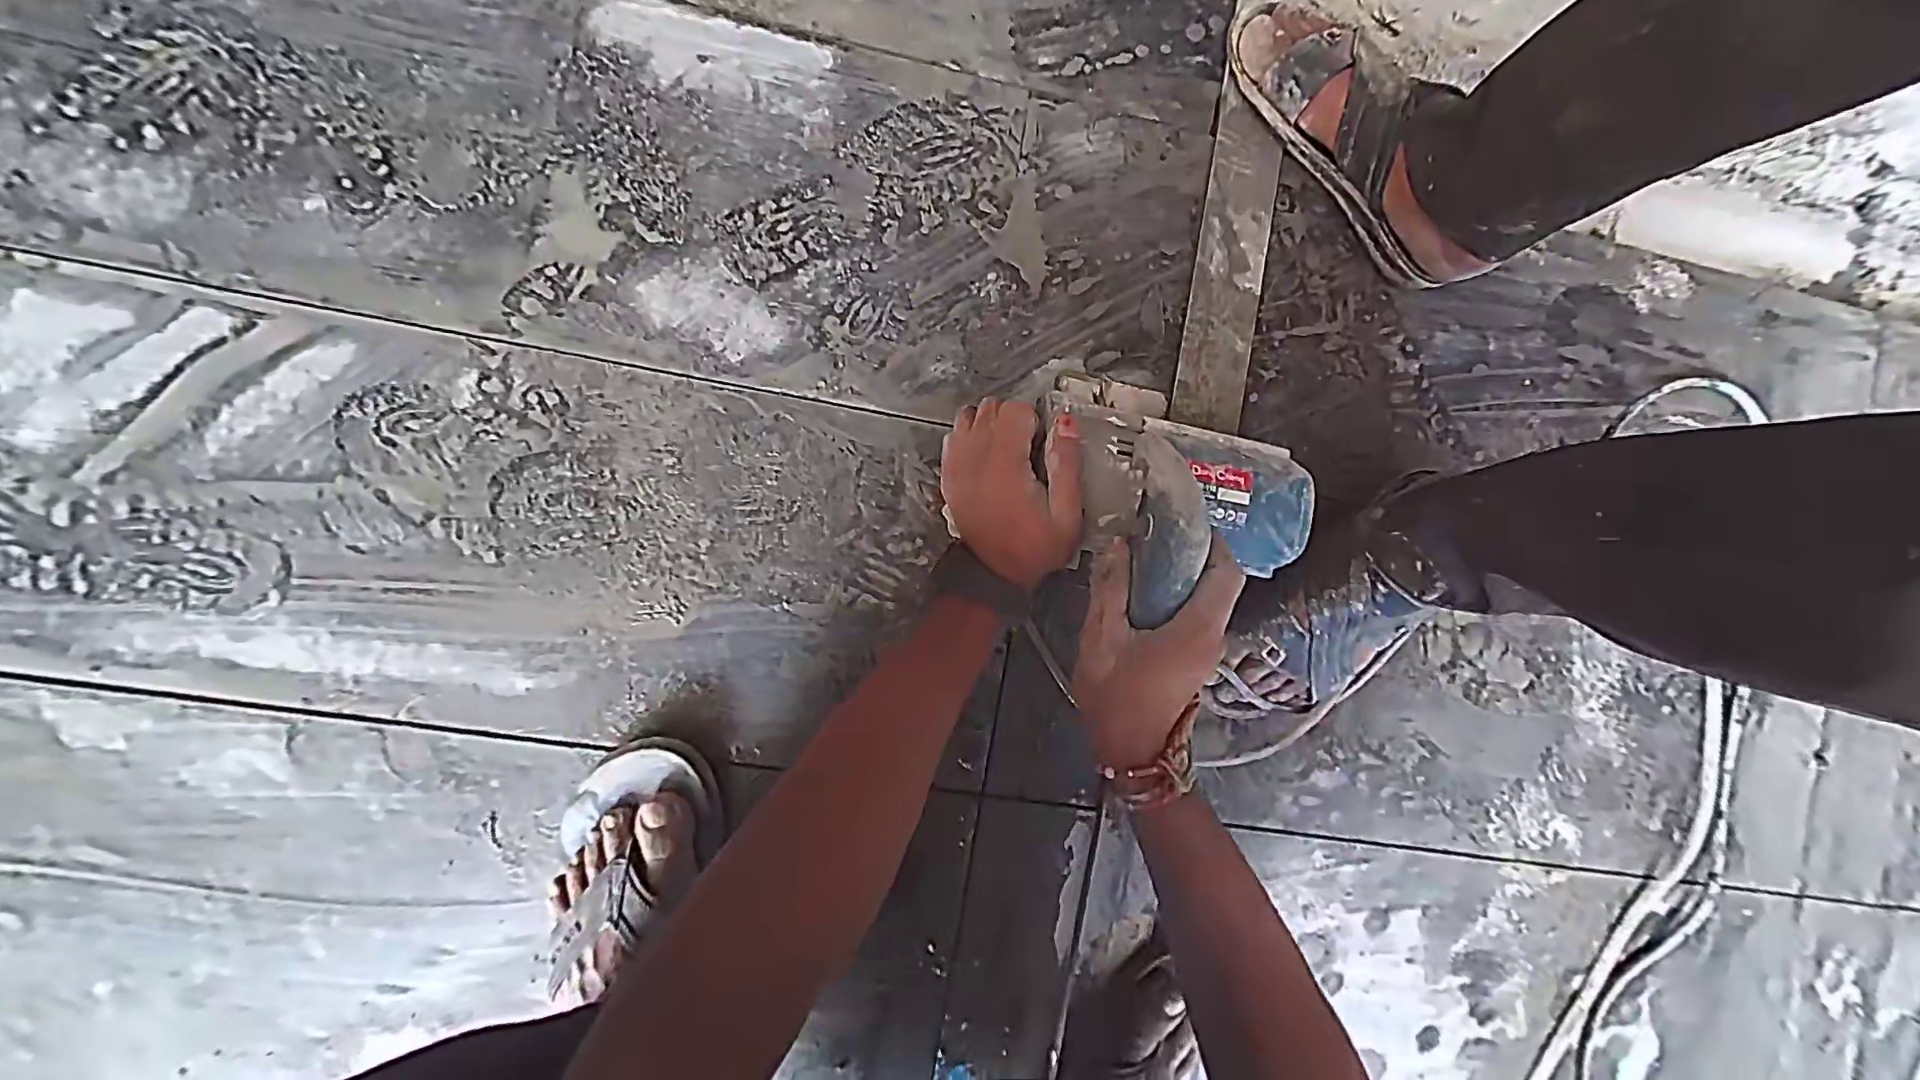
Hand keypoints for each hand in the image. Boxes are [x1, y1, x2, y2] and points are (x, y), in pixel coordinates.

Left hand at [940, 398, 1082, 589]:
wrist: (993, 574)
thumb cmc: (1033, 548)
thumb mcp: (1067, 514)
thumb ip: (1067, 464)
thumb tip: (1066, 423)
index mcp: (1004, 464)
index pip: (1015, 409)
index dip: (1035, 421)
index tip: (1041, 445)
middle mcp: (974, 458)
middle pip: (992, 407)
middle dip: (1013, 420)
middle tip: (1028, 449)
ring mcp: (956, 465)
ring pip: (970, 416)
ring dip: (991, 425)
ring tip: (1007, 451)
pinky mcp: (948, 474)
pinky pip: (954, 435)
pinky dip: (971, 437)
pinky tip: (986, 457)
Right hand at [1073, 533, 1245, 769]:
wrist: (1129, 751)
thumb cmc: (1116, 697)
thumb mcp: (1102, 640)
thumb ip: (1109, 591)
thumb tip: (1117, 546)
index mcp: (1198, 629)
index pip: (1227, 574)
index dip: (1214, 542)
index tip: (1185, 521)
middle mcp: (1212, 637)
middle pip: (1220, 584)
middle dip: (1195, 553)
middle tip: (1157, 533)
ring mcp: (1207, 650)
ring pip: (1209, 600)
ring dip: (1185, 575)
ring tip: (1146, 556)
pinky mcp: (1195, 658)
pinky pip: (1196, 615)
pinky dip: (1178, 596)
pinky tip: (1145, 591)